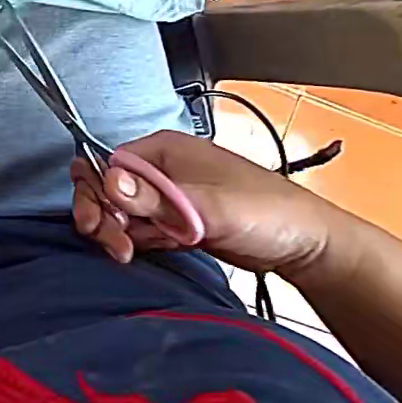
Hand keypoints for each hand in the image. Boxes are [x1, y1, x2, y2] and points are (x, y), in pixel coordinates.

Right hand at [71, 130, 361, 283]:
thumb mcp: (210, 206)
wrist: (302, 244)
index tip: (104, 222)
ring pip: (119, 212)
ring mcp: (167, 195)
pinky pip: (137, 228)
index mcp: (165, 150)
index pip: (108, 164)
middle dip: (103, 216)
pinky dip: (133, 241)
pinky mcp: (173, 220)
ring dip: (116, 233)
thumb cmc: (268, 213)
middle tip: (115, 243)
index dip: (99, 193)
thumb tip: (112, 183)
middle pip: (108, 188)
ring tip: (128, 252)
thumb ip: (159, 196)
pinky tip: (144, 250)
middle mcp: (161, 168)